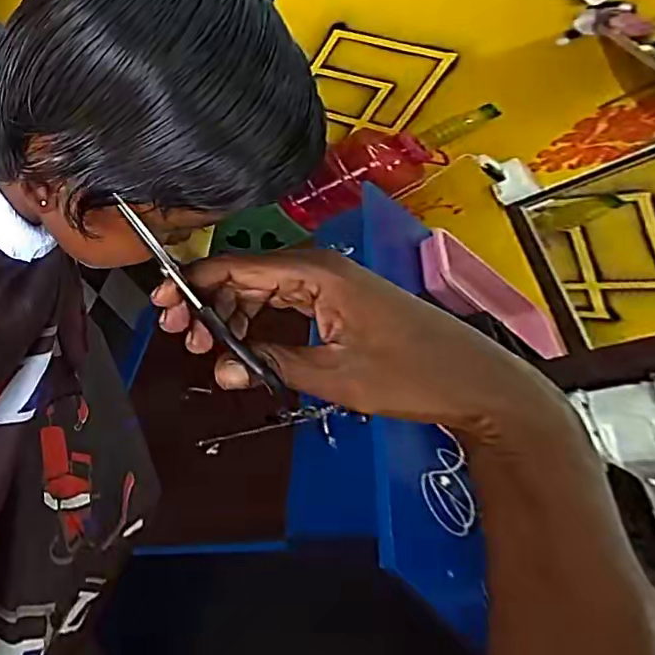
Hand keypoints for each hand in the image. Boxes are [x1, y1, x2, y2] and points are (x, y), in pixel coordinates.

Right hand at [150, 249, 564, 441]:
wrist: (491, 389)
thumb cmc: (417, 376)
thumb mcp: (335, 376)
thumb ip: (269, 364)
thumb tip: (220, 371)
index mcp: (313, 271)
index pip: (231, 267)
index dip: (189, 285)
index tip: (163, 306)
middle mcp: (314, 265)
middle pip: (236, 275)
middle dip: (204, 305)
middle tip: (184, 336)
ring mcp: (324, 278)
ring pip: (252, 287)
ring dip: (226, 315)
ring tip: (209, 348)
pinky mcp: (332, 294)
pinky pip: (275, 297)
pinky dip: (251, 318)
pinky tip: (241, 343)